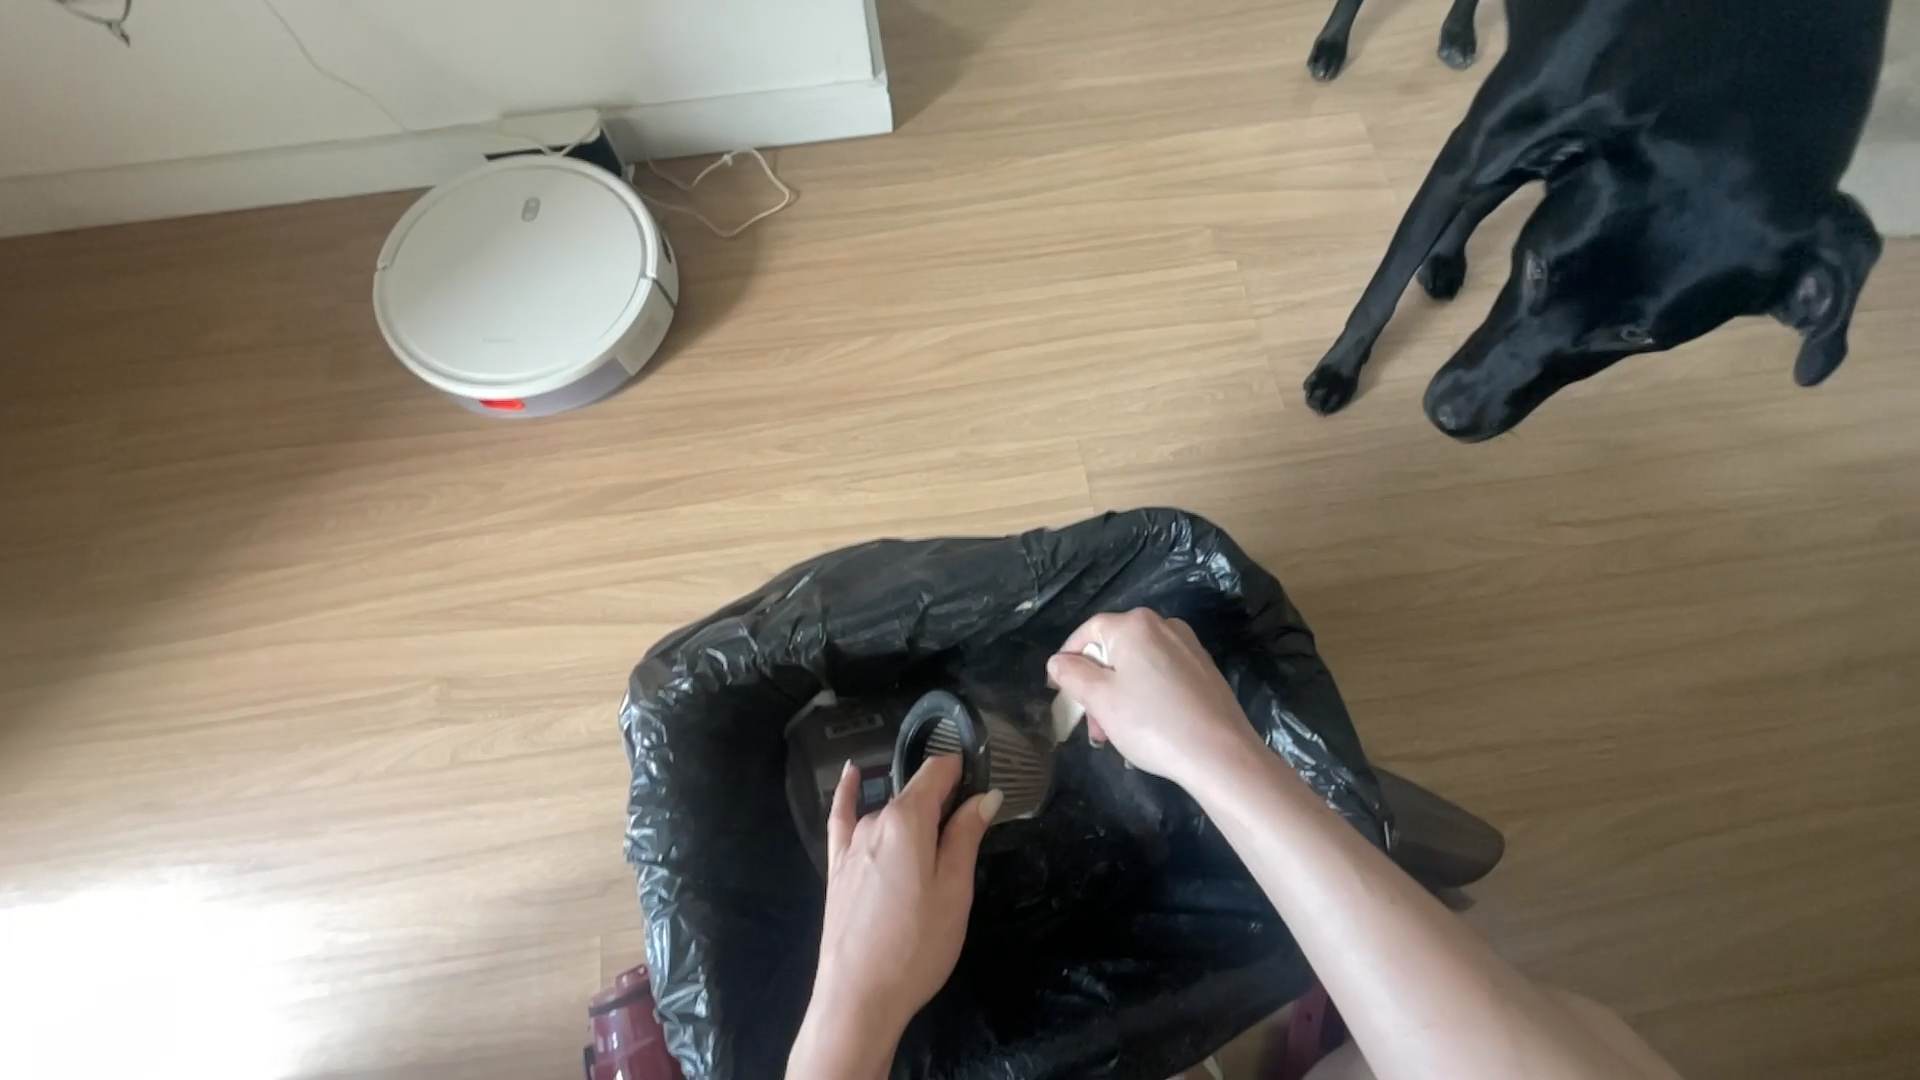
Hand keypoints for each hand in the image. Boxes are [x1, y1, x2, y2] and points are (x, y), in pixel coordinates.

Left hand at [788, 754, 999, 1078]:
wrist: (857, 1000)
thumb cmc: (916, 945)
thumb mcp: (955, 891)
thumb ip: (966, 835)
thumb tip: (986, 794)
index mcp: (908, 819)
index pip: (938, 771)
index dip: (963, 771)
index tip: (983, 785)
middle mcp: (875, 819)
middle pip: (916, 794)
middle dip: (943, 802)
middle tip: (968, 837)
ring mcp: (851, 842)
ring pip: (891, 813)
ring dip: (915, 817)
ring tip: (937, 845)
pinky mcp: (836, 866)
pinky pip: (842, 816)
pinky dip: (848, 792)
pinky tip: (851, 773)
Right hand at [1046, 609, 1263, 787]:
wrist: (1221, 755)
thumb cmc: (1152, 722)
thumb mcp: (1100, 699)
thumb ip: (1072, 674)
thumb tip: (1058, 661)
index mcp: (1135, 625)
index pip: (1089, 631)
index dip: (1069, 658)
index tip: (1059, 690)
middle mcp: (1164, 626)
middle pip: (1115, 650)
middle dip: (1097, 686)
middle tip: (1093, 726)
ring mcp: (1189, 648)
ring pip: (1139, 667)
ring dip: (1120, 697)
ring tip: (1117, 737)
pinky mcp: (1205, 672)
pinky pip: (1162, 678)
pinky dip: (1147, 698)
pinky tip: (1147, 731)